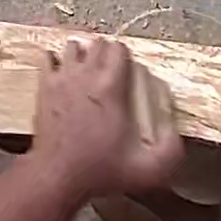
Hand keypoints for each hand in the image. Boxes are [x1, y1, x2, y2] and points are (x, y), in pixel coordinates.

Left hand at [27, 38, 182, 199]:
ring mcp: (62, 77)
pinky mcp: (44, 85)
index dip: (125, 55)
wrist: (57, 176)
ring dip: (81, 53)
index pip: (119, 49)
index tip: (127, 70)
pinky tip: (60, 70)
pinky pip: (47, 57)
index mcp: (110, 87)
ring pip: (73, 46)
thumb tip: (175, 131)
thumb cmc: (100, 171)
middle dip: (106, 51)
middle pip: (98, 43)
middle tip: (109, 69)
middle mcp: (86, 75)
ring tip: (86, 67)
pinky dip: (54, 58)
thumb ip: (170, 151)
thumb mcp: (147, 170)